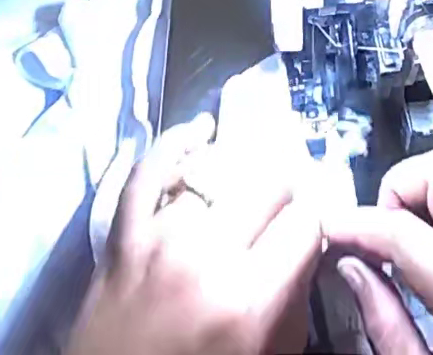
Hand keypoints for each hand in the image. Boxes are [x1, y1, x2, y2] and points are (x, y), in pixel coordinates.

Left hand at [67, 115, 322, 354]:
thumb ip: (294, 298)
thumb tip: (309, 243)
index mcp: (245, 299)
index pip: (304, 222)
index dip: (311, 224)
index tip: (306, 230)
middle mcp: (205, 258)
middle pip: (270, 185)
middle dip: (283, 195)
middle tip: (278, 212)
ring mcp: (158, 241)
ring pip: (217, 173)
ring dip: (236, 179)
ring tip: (242, 189)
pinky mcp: (120, 237)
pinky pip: (148, 172)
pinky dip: (173, 145)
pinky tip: (199, 133)